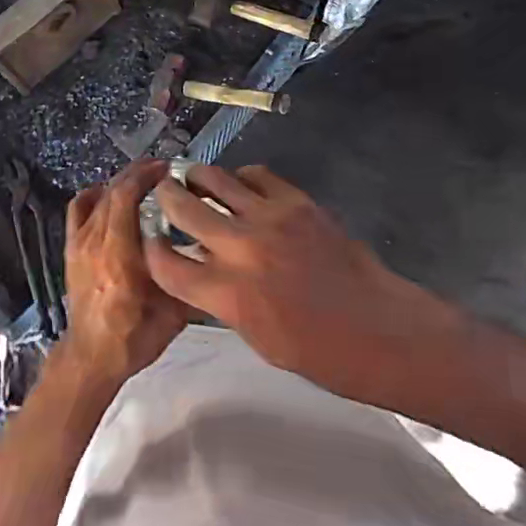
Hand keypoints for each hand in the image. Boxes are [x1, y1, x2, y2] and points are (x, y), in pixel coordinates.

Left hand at [60, 159, 191, 382]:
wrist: (94, 357)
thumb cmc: (136, 334)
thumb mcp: (175, 310)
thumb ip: (190, 276)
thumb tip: (215, 251)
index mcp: (119, 253)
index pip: (126, 196)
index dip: (146, 175)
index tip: (169, 168)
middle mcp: (96, 241)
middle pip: (113, 190)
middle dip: (138, 173)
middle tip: (163, 168)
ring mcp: (80, 244)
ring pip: (98, 196)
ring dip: (121, 182)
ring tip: (143, 180)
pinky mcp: (71, 249)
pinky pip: (78, 209)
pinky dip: (93, 195)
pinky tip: (109, 194)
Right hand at [142, 165, 456, 403]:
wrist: (376, 327)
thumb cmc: (316, 351)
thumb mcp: (254, 335)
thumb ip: (221, 298)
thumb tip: (204, 267)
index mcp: (225, 294)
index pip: (166, 263)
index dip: (150, 248)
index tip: (149, 239)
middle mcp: (239, 248)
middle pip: (184, 207)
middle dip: (166, 198)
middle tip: (163, 192)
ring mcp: (269, 217)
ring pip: (216, 179)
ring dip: (198, 178)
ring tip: (193, 178)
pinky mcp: (296, 200)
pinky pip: (258, 174)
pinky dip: (242, 177)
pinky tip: (241, 185)